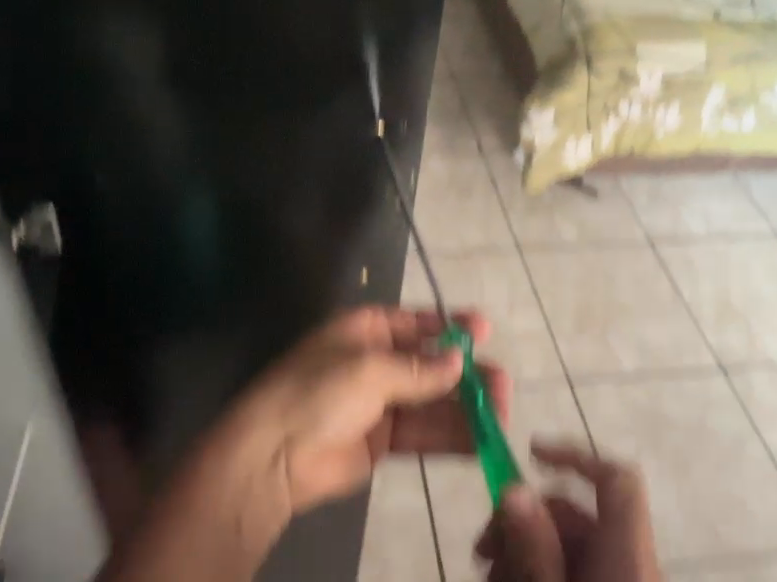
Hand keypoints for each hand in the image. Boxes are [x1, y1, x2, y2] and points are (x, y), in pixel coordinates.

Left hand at [230, 305, 511, 516]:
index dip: (449, 326)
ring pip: (432, 401)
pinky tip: (480, 440)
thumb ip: (417, 369)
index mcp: (364, 330)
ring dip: (465, 407)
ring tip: (501, 414)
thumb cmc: (317, 392)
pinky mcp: (382, 441)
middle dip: (465, 373)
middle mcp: (375, 362)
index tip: (485, 330)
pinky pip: (423, 434)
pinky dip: (451, 436)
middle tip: (502, 384)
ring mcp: (379, 403)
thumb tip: (459, 361)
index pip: (414, 322)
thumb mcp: (368, 369)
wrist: (274, 454)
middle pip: (429, 364)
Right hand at [475, 442, 661, 581]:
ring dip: (523, 549)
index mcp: (630, 557)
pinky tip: (506, 579)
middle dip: (524, 520)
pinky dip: (539, 568)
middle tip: (483, 548)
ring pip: (568, 544)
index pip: (617, 480)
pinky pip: (575, 569)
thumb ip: (534, 547)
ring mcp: (622, 579)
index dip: (574, 454)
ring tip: (489, 574)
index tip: (528, 452)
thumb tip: (514, 487)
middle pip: (578, 512)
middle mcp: (634, 564)